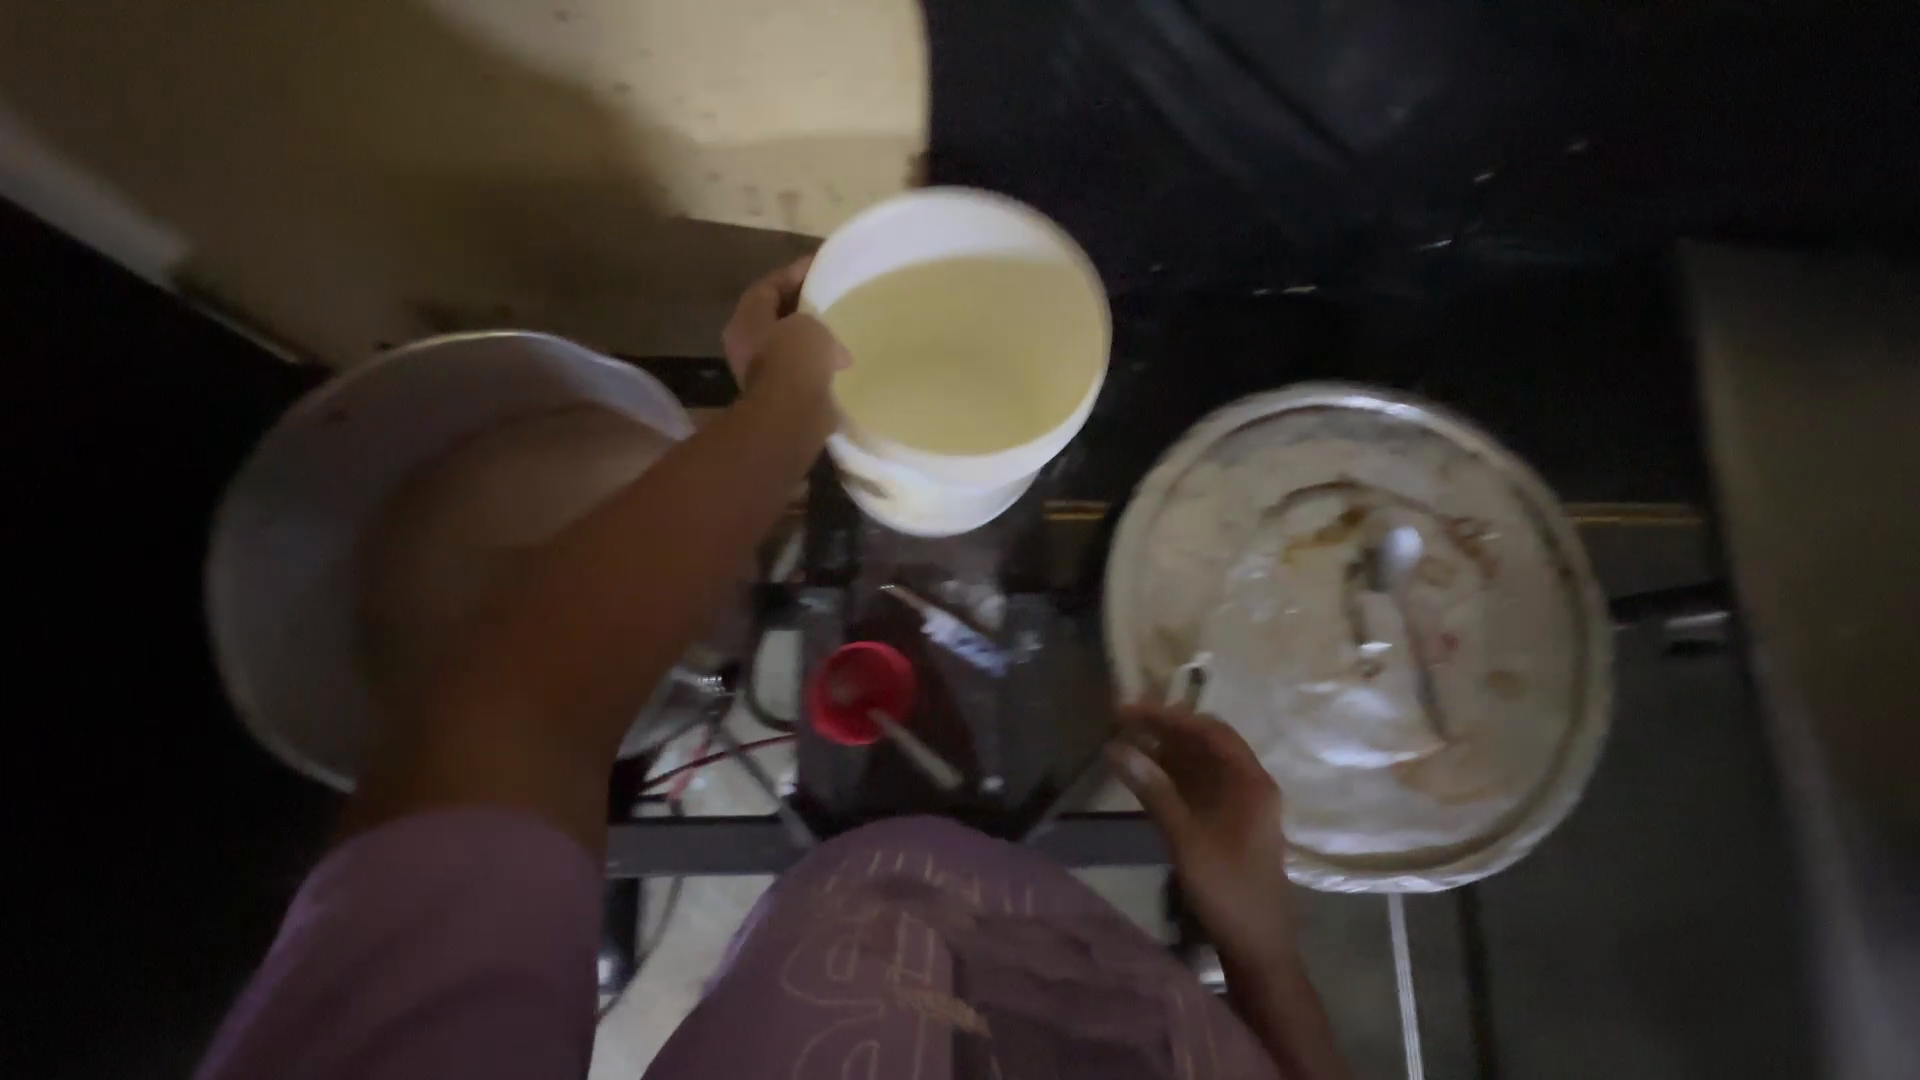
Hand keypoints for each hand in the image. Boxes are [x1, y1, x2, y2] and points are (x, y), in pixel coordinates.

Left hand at [721, 256, 850, 396]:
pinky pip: (800, 371)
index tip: (821, 265)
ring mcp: (760, 372)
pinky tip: (839, 364)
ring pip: (788, 346)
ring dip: (811, 340)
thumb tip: (833, 350)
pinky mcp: (778, 396)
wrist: (792, 414)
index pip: (769, 285)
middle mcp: (746, 343)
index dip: (795, 272)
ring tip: (840, 332)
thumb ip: (817, 322)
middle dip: (802, 307)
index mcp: (746, 318)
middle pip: (776, 316)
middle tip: (829, 298)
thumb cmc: (795, 358)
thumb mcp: (811, 324)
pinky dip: (817, 366)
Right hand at [1108, 705, 1296, 965]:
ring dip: (1166, 749)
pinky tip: (1144, 772)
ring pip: (1201, 762)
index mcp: (1252, 782)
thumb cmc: (1227, 889)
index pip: (1209, 730)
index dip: (1168, 716)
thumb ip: (1153, 789)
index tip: (1129, 710)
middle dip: (1165, 727)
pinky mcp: (1228, 822)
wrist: (1256, 947)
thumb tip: (1115, 747)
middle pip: (1206, 741)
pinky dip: (1171, 773)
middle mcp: (1250, 784)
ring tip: (1126, 740)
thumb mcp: (1186, 838)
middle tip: (1123, 721)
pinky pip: (1199, 784)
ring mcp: (1240, 804)